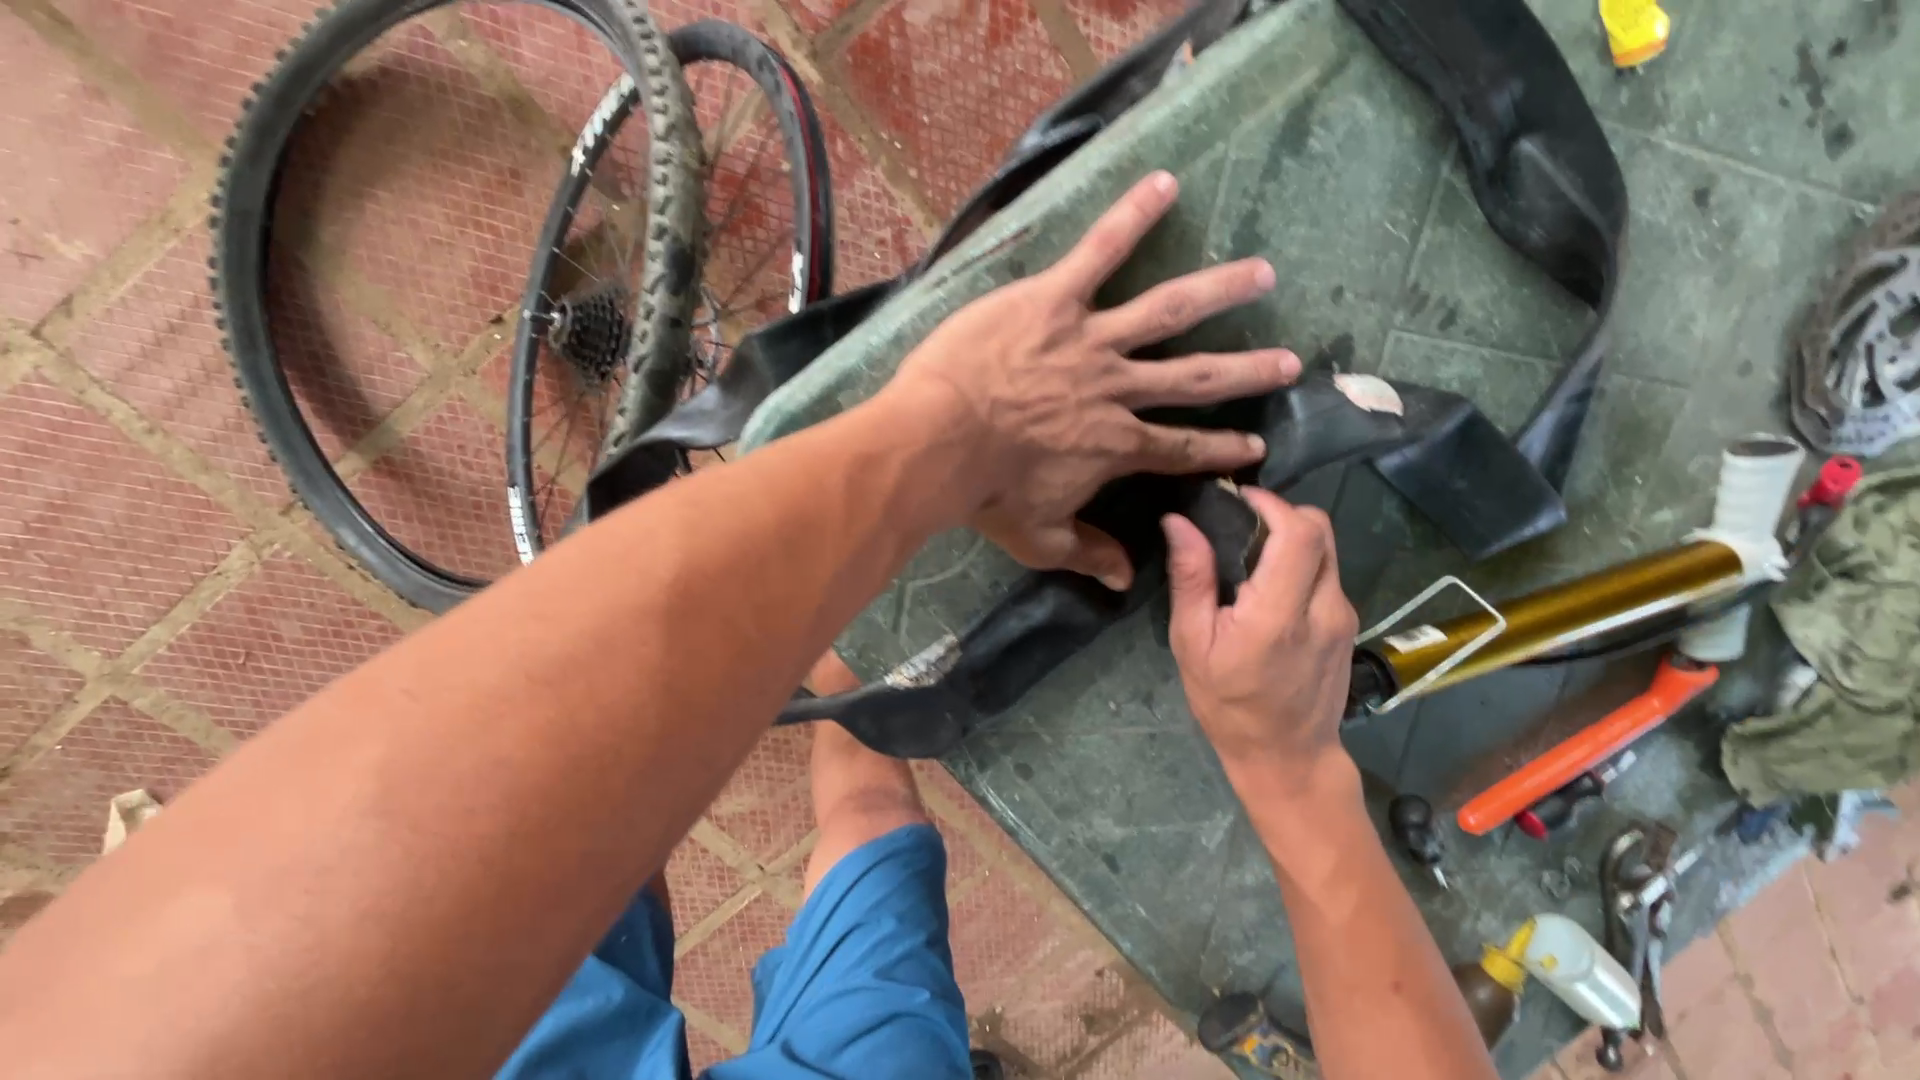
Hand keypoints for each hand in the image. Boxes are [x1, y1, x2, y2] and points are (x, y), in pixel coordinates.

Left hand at [884, 171, 1299, 589]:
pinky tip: (1164, 183)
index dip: (1221, 450)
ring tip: (1262, 274)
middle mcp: (1119, 390)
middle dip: (1246, 373)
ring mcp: (1091, 340)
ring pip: (1168, 311)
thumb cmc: (985, 494)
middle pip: (1196, 379)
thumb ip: (1087, 555)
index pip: (1182, 449)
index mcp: (1116, 446)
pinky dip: (1132, 216)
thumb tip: (1126, 583)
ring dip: (1219, 291)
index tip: (1256, 446)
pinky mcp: (1055, 300)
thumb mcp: (1038, 538)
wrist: (936, 443)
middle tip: (1289, 362)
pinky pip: (1099, 252)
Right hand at [1163, 488, 1358, 789]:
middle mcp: (1324, 607)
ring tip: (1251, 555)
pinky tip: (1270, 586)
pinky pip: (1328, 573)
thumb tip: (1179, 522)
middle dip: (1283, 514)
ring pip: (1329, 549)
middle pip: (1322, 529)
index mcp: (1279, 614)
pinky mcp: (1348, 624)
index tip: (1238, 500)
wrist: (1288, 757)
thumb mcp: (1192, 644)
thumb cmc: (1229, 705)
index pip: (1300, 533)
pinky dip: (1302, 562)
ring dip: (1293, 537)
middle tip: (1242, 524)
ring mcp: (1344, 615)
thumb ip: (1191, 579)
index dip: (1272, 504)